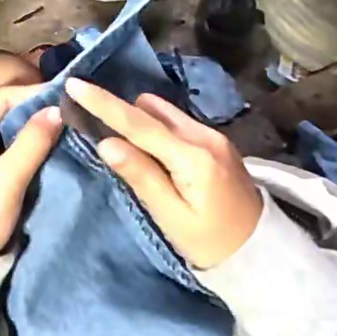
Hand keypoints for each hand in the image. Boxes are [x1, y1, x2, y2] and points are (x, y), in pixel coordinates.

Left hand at [0, 84, 62, 255]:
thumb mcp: (8, 178)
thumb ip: (33, 141)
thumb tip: (58, 109)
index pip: (1, 97)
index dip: (34, 94)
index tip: (66, 96)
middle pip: (3, 108)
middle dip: (35, 109)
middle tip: (69, 110)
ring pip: (5, 125)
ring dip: (31, 126)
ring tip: (63, 124)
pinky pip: (3, 142)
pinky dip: (24, 141)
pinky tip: (47, 142)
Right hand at [65, 78, 261, 268]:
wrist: (262, 252)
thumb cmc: (212, 243)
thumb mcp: (172, 217)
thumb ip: (141, 176)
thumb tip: (106, 142)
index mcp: (193, 156)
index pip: (139, 123)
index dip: (104, 103)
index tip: (74, 84)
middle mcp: (204, 135)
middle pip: (150, 109)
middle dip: (118, 109)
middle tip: (88, 121)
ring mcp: (212, 135)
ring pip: (163, 113)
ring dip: (137, 120)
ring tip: (115, 139)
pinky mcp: (215, 141)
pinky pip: (175, 122)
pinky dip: (155, 128)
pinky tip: (145, 148)